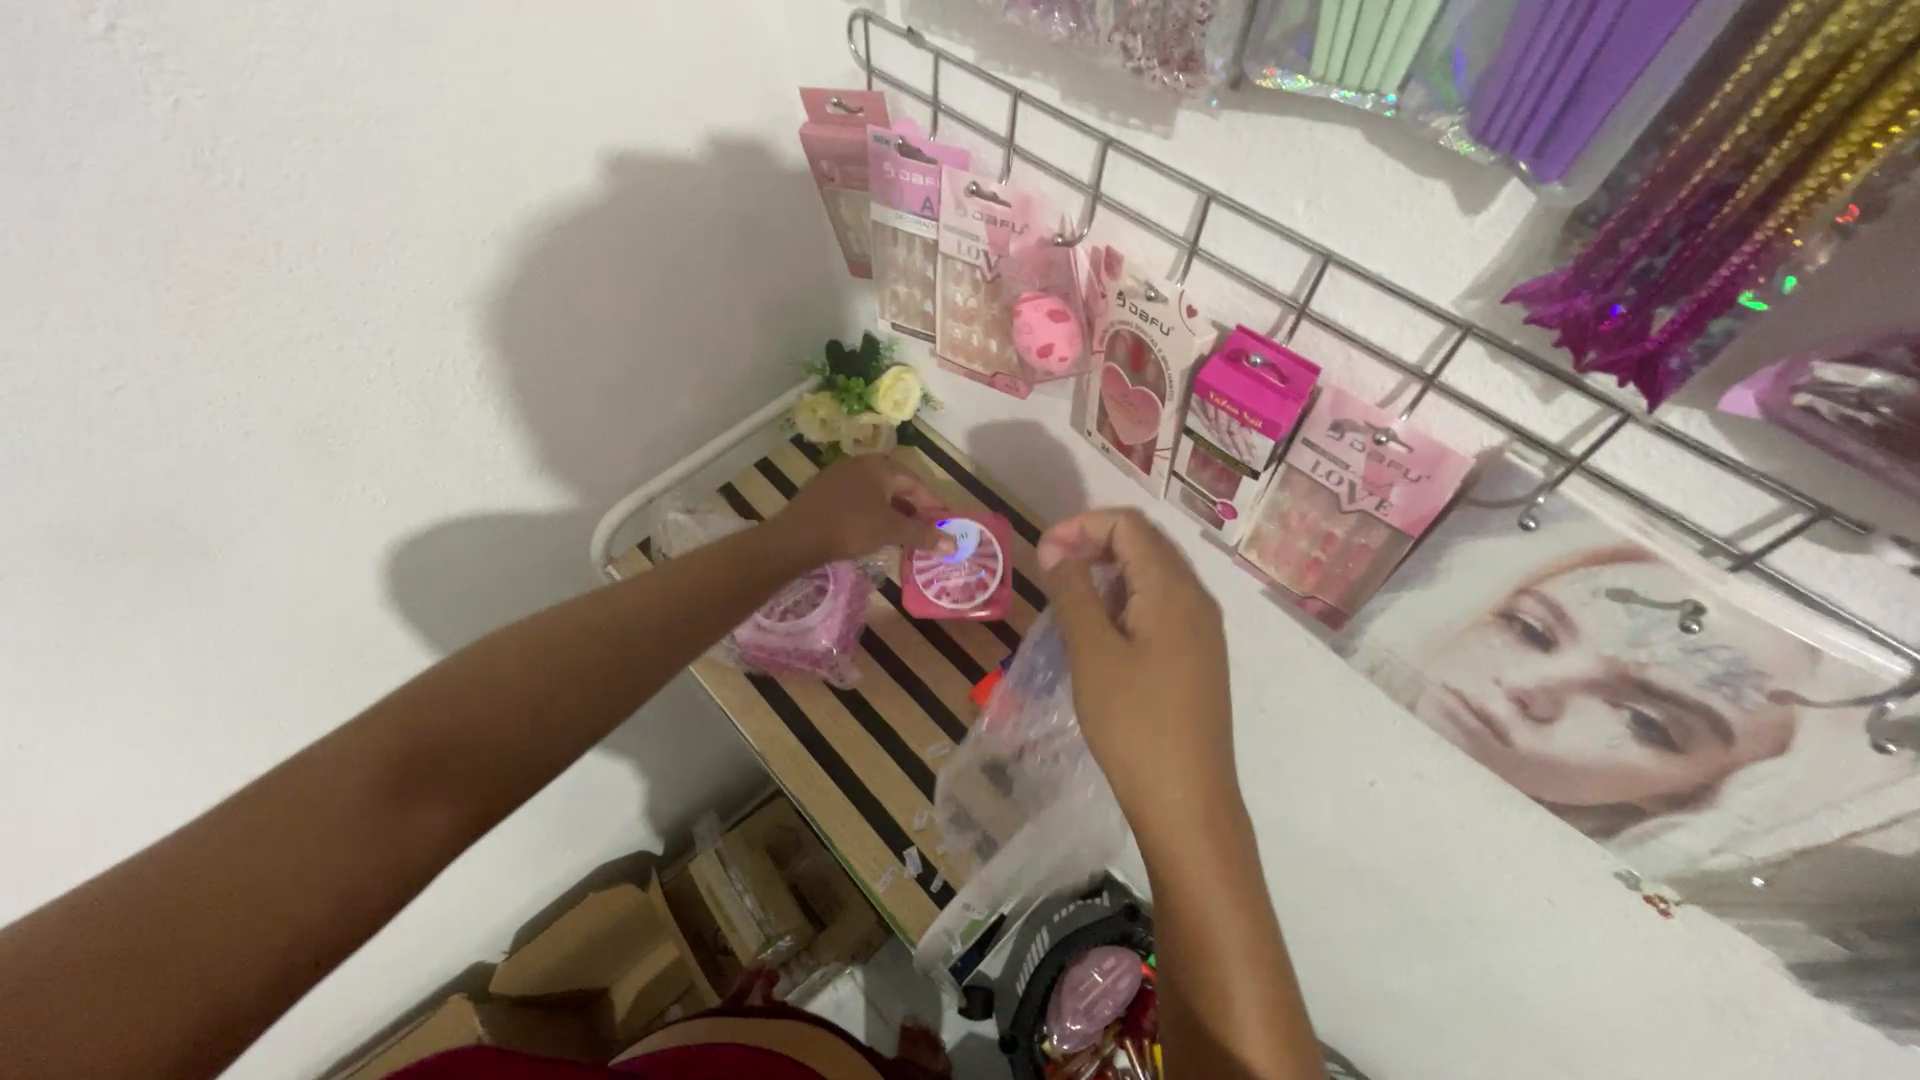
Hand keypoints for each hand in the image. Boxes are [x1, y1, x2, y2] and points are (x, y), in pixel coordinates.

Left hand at [777, 454, 953, 565]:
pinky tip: (871, 531)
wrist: (796, 537)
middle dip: (912, 508)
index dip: (932, 504)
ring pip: (874, 493)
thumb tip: (954, 544)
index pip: (916, 483)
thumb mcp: (891, 531)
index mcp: (880, 466)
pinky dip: (870, 512)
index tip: (943, 523)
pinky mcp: (822, 491)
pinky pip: (856, 499)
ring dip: (891, 511)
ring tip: (901, 533)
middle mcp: (860, 463)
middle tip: (924, 529)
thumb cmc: (850, 527)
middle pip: (895, 485)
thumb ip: (923, 535)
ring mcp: (838, 475)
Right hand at [1040, 509, 1236, 826]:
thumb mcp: (1092, 653)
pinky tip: (1099, 637)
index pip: (1129, 525)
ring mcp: (1201, 630)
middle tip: (1051, 576)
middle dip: (1093, 546)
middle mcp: (1196, 599)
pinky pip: (1159, 609)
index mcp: (1173, 589)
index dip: (1081, 526)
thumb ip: (1073, 592)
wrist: (1187, 801)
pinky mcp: (1197, 657)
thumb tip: (1056, 547)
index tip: (1043, 555)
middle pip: (1144, 545)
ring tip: (1069, 608)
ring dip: (1107, 577)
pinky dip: (1124, 606)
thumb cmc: (1134, 724)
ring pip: (1151, 578)